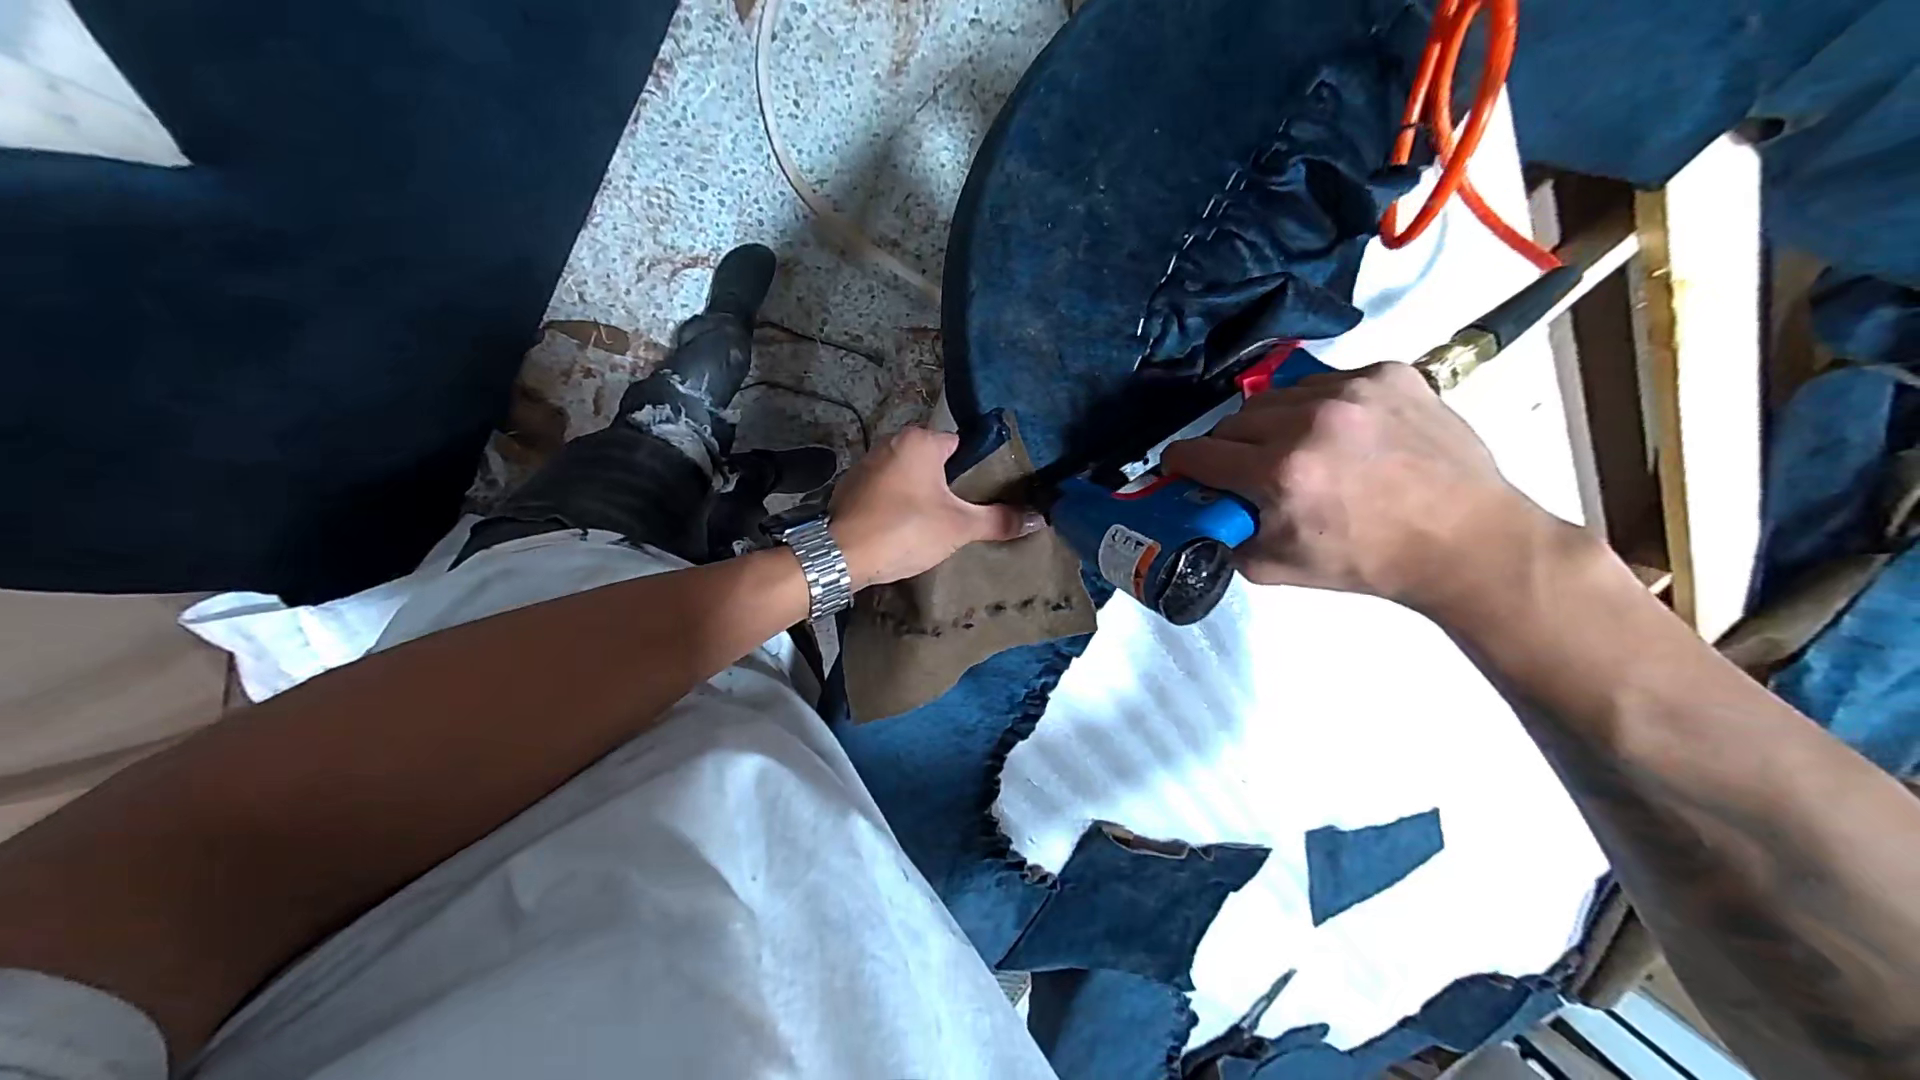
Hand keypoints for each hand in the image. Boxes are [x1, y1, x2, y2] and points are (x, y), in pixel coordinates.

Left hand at [828, 426, 1044, 588]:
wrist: (841, 556)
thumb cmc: (905, 530)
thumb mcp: (959, 527)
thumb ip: (998, 520)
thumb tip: (1038, 518)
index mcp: (919, 441)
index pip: (959, 445)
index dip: (974, 470)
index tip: (983, 495)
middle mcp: (890, 443)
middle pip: (932, 461)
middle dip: (946, 484)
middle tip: (962, 513)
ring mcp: (865, 465)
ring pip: (906, 477)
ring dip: (919, 495)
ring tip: (934, 524)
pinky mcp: (849, 489)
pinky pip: (883, 492)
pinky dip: (894, 505)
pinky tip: (901, 529)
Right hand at [1160, 362, 1562, 609]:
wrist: (1466, 539)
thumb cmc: (1370, 561)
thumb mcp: (1277, 568)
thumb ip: (1226, 537)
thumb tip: (1203, 514)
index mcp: (1281, 472)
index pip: (1198, 452)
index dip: (1181, 463)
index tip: (1182, 469)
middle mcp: (1311, 420)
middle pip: (1232, 420)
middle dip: (1229, 447)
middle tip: (1247, 469)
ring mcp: (1354, 389)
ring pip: (1276, 396)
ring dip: (1273, 422)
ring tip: (1297, 448)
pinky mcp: (1390, 373)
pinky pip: (1326, 381)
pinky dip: (1319, 405)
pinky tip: (1340, 431)